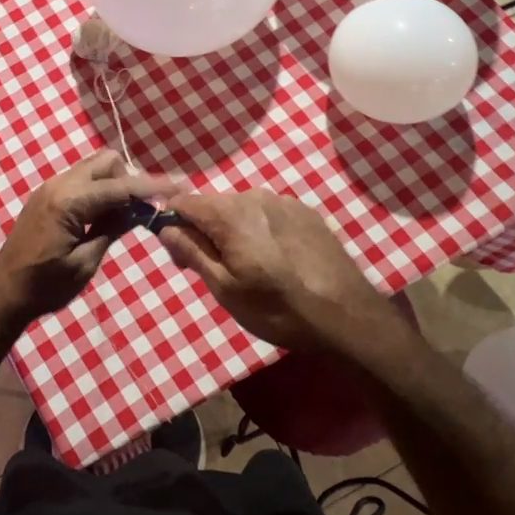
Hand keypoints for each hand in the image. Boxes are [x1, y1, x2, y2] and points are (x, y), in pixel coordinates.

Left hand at [0, 151, 182, 322]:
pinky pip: (81, 179)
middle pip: (106, 161)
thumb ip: (111, 230)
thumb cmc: (44, 286)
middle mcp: (59, 185)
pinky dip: (99, 188)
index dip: (152, 187)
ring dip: (115, 183)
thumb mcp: (84, 264)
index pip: (119, 186)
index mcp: (68, 202)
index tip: (179, 187)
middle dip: (131, 179)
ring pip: (93, 167)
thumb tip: (137, 210)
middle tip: (146, 209)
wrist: (4, 291)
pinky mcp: (47, 195)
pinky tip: (107, 214)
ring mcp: (50, 187)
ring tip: (128, 214)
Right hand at [157, 191, 402, 350]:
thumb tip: (165, 227)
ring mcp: (285, 201)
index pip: (183, 202)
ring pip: (242, 210)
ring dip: (235, 232)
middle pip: (213, 206)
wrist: (349, 318)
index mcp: (230, 212)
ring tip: (251, 269)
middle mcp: (255, 196)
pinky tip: (277, 262)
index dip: (173, 225)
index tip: (180, 255)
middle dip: (205, 231)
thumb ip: (192, 252)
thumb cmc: (278, 309)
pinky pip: (269, 215)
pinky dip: (262, 232)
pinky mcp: (307, 213)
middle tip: (216, 271)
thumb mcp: (225, 289)